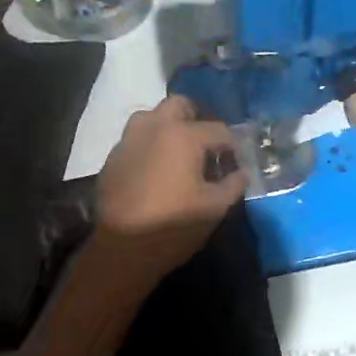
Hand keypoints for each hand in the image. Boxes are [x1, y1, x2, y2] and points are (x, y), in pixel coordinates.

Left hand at [93, 95, 245, 282]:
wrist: (124, 250)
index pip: (220, 129)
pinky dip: (152, 146)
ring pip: (153, 118)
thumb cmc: (175, 225)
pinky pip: (137, 139)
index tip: (238, 163)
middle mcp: (154, 127)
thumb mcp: (216, 207)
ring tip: (181, 154)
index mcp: (184, 136)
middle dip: (198, 119)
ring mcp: (129, 140)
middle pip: (181, 105)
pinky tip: (159, 171)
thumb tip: (241, 172)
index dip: (234, 146)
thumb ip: (234, 183)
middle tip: (208, 146)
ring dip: (170, 127)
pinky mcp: (114, 158)